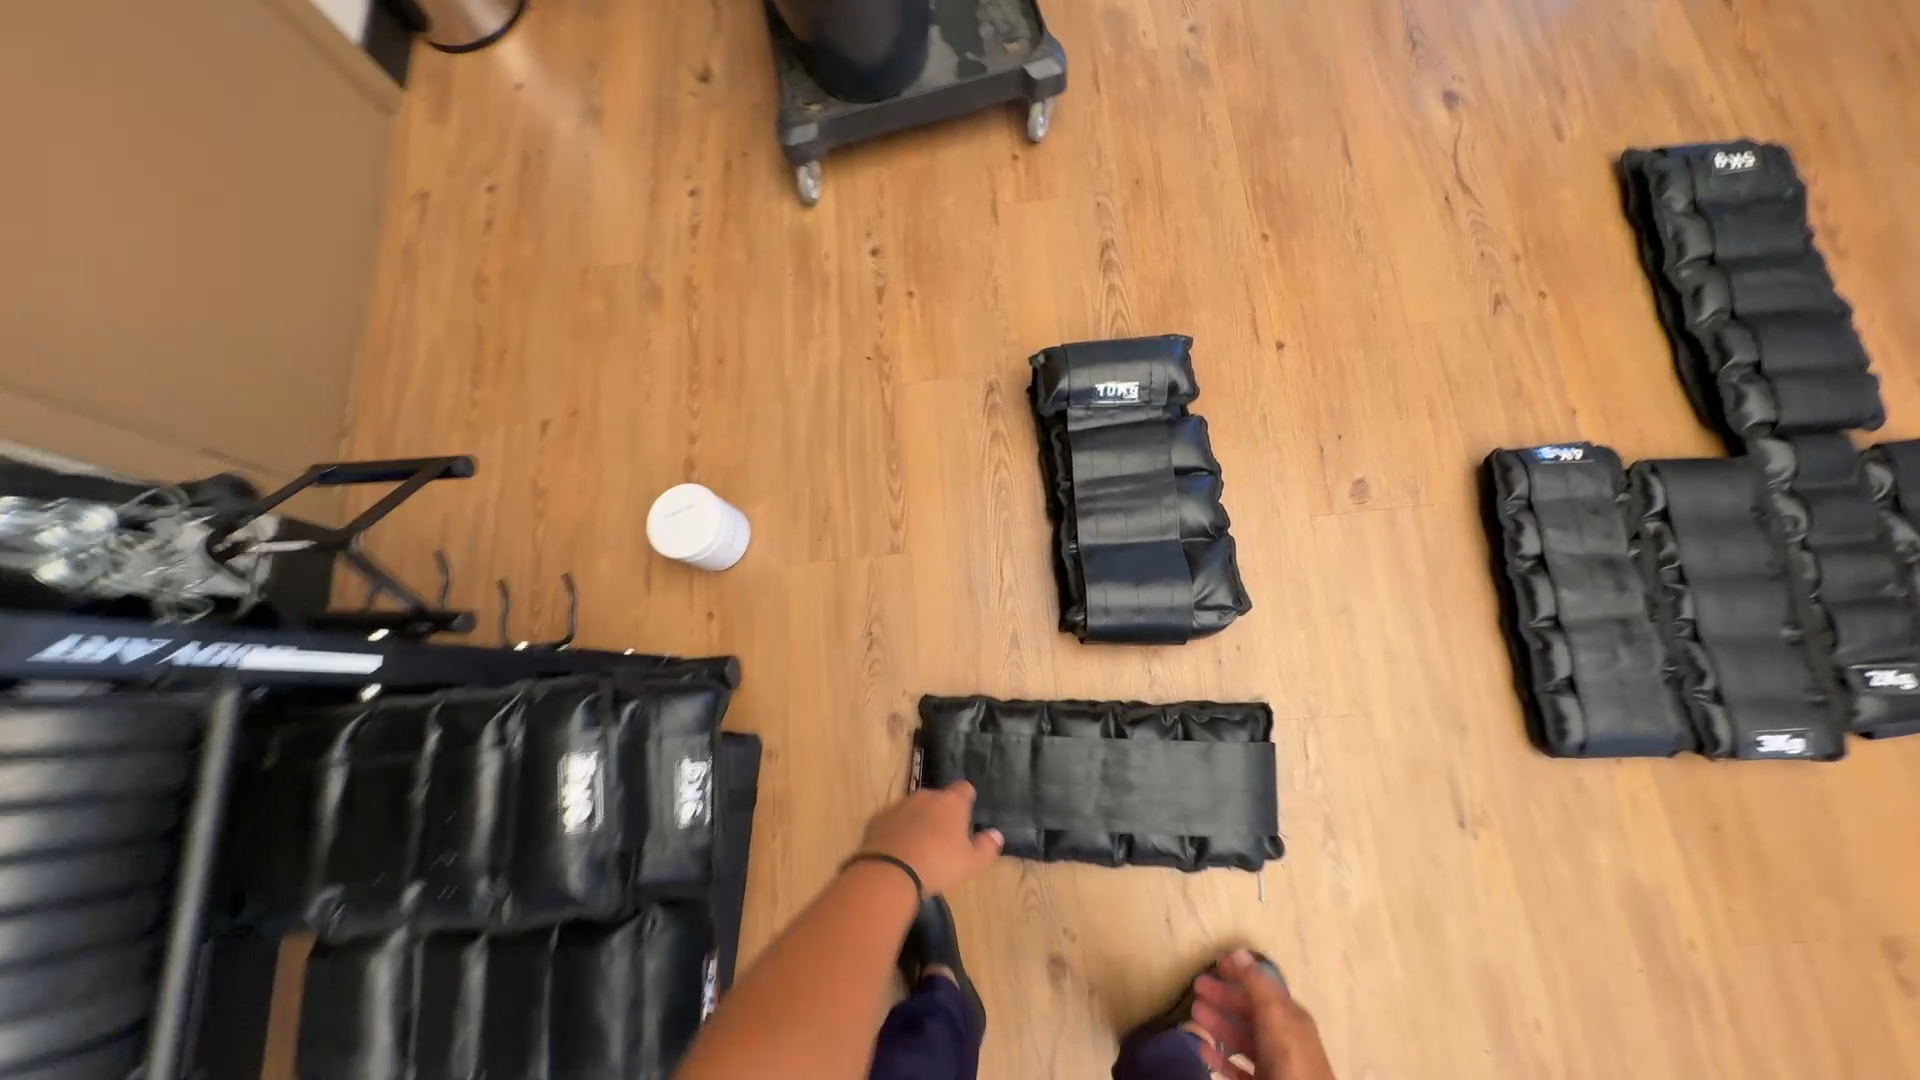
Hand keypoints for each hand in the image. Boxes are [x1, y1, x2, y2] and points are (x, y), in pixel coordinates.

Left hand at [856, 782, 1003, 895]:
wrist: (890, 872)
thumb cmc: (938, 865)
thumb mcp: (970, 863)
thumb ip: (986, 847)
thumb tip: (996, 835)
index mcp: (951, 803)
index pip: (964, 789)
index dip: (967, 799)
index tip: (967, 813)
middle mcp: (926, 797)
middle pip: (937, 799)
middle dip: (941, 813)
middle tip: (943, 838)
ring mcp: (899, 805)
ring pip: (914, 808)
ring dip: (918, 821)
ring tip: (919, 847)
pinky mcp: (878, 818)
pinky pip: (893, 821)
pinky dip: (897, 830)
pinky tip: (898, 850)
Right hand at [1190, 950, 1337, 1079]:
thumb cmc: (1290, 1059)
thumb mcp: (1274, 1016)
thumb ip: (1255, 985)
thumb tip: (1238, 951)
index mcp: (1289, 1017)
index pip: (1262, 987)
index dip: (1240, 973)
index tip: (1215, 961)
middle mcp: (1281, 1037)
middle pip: (1248, 1011)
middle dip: (1222, 997)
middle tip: (1197, 986)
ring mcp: (1272, 1063)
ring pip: (1241, 1038)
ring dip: (1218, 1024)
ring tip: (1194, 1014)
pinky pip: (1237, 1067)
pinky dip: (1220, 1057)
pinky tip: (1203, 1050)